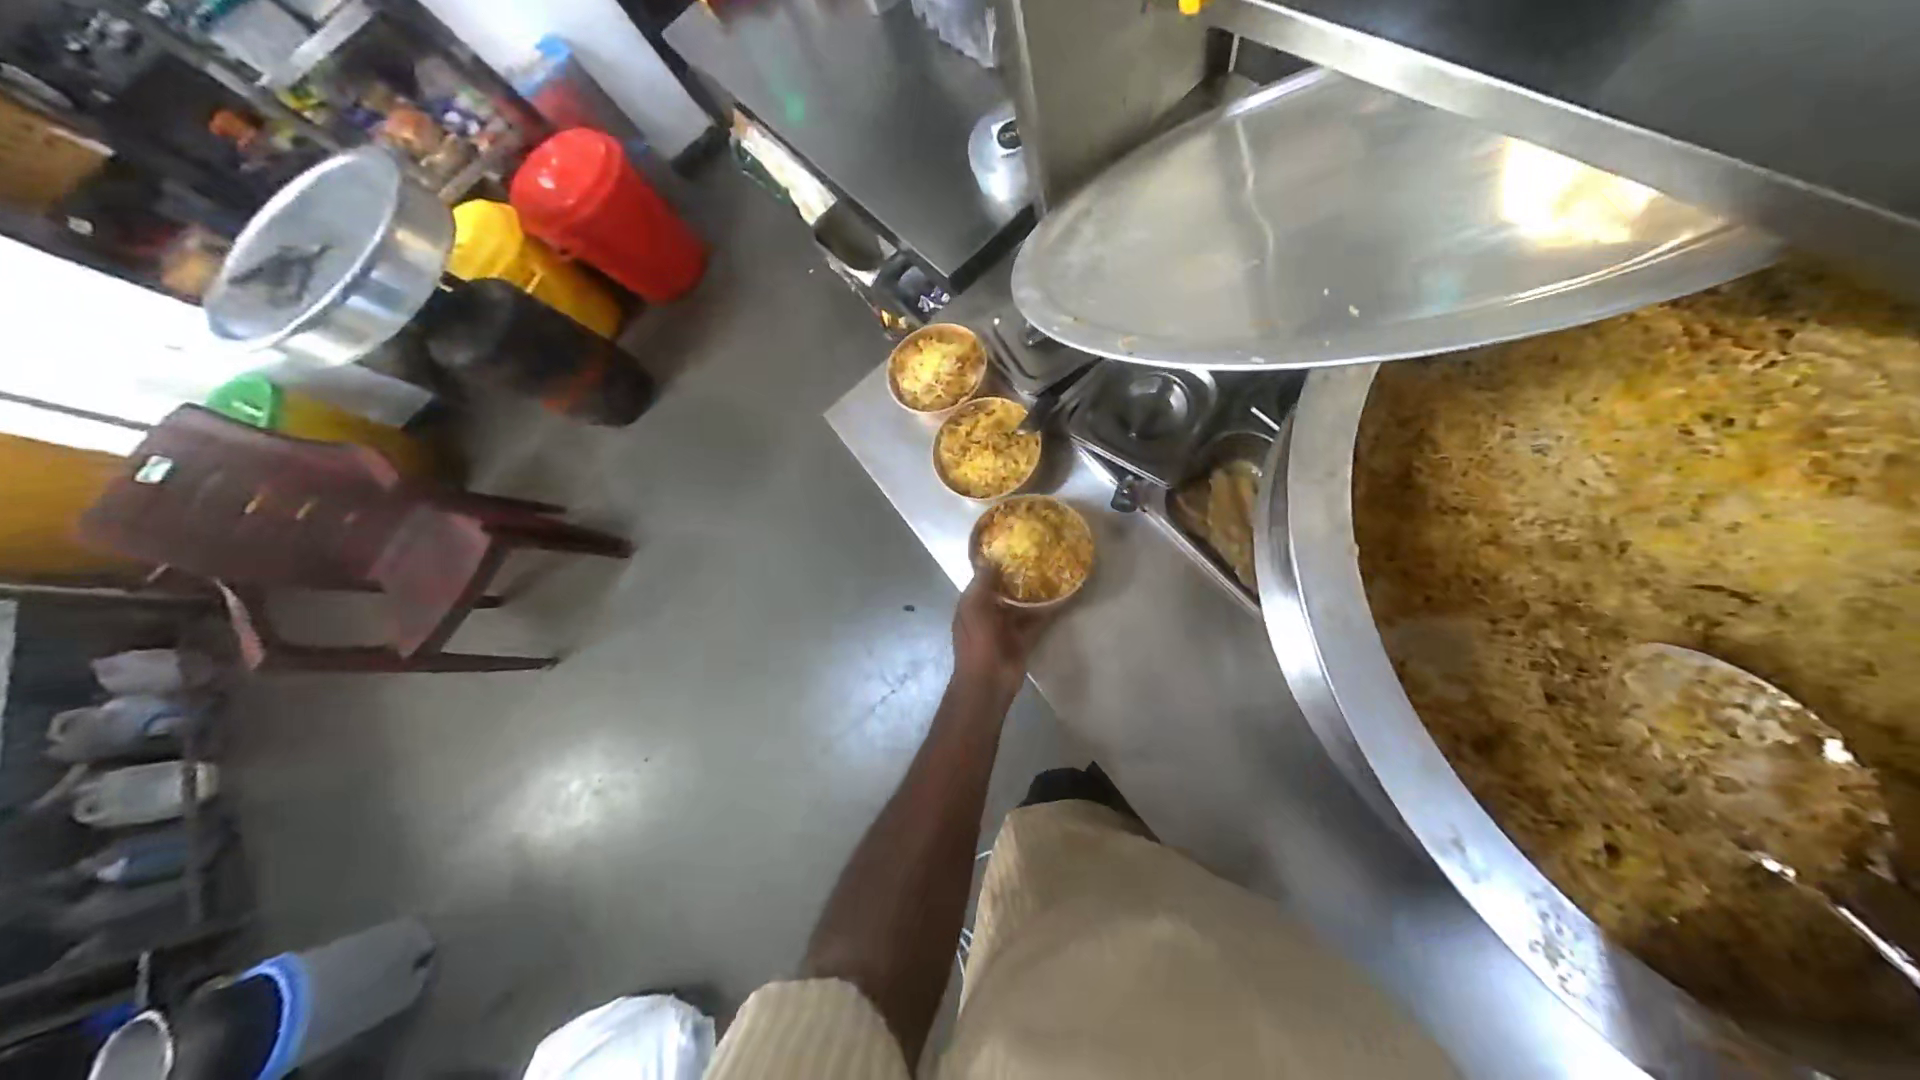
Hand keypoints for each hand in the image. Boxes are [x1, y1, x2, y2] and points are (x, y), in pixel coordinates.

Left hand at [952, 567, 1053, 690]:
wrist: (988, 680)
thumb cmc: (977, 640)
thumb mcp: (974, 606)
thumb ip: (982, 583)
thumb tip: (990, 560)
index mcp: (972, 603)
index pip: (984, 578)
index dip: (996, 564)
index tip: (1014, 546)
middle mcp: (989, 612)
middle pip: (1006, 590)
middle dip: (1019, 576)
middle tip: (1040, 555)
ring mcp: (1008, 626)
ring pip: (1023, 605)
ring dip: (1036, 592)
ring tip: (1055, 571)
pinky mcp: (1024, 638)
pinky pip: (1038, 620)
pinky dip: (1049, 610)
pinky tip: (1064, 597)